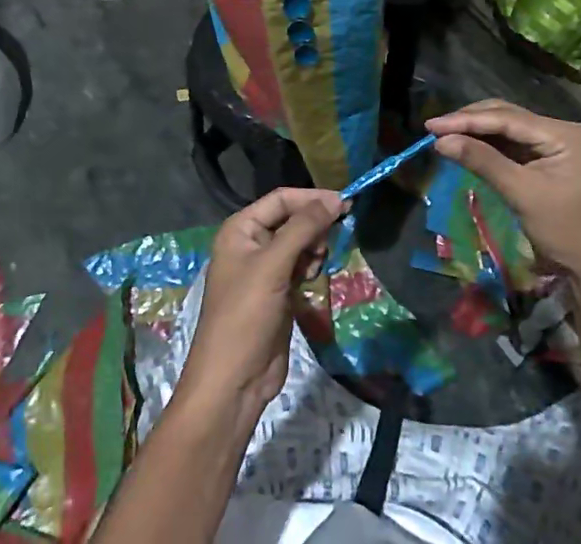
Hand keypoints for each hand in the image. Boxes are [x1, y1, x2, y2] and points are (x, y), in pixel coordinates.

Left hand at [183, 188, 345, 412]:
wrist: (235, 380)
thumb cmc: (246, 316)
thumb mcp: (273, 266)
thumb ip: (303, 228)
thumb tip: (335, 199)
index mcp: (240, 229)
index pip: (281, 199)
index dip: (312, 199)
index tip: (346, 204)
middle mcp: (250, 243)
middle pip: (292, 219)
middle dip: (314, 226)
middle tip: (332, 241)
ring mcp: (264, 269)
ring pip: (300, 243)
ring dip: (314, 249)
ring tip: (316, 266)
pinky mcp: (278, 291)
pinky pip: (300, 266)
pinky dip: (311, 267)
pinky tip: (312, 279)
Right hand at [427, 100, 580, 281]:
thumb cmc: (564, 229)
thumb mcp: (522, 193)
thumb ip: (482, 161)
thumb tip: (441, 141)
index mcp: (561, 133)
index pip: (507, 118)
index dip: (466, 120)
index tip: (432, 125)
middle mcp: (557, 131)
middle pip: (506, 117)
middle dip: (469, 122)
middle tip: (433, 129)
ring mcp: (551, 146)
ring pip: (505, 130)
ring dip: (475, 132)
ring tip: (442, 135)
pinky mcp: (542, 161)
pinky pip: (509, 146)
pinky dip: (485, 147)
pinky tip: (463, 147)